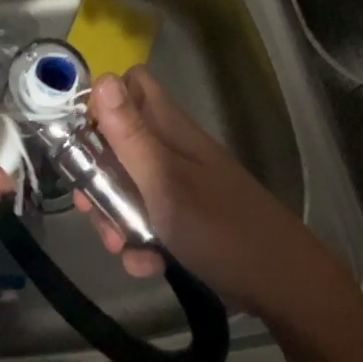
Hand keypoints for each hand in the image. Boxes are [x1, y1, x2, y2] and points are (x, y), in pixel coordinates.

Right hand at [77, 65, 317, 309]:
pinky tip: (147, 264)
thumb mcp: (165, 182)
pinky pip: (147, 220)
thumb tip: (104, 78)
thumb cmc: (220, 227)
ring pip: (127, 186)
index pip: (129, 86)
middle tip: (90, 205)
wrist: (282, 285)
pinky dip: (141, 242)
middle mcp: (171, 147)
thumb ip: (131, 135)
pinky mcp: (184, 218)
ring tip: (120, 246)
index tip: (80, 139)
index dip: (100, 103)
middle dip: (97, 176)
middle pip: (117, 142)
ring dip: (115, 217)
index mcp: (168, 126)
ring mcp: (178, 183)